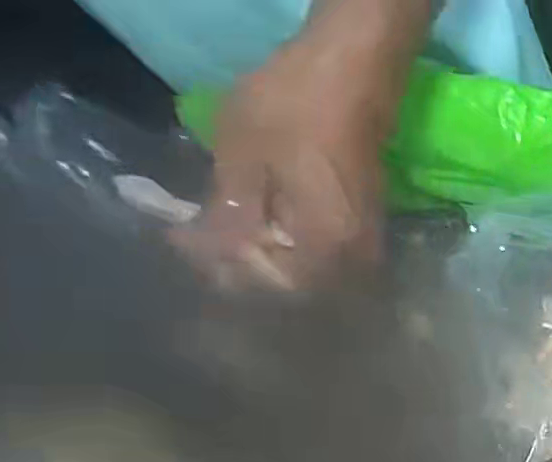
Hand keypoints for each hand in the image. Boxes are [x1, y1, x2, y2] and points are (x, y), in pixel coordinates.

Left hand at [170, 33, 394, 291]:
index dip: (228, 271)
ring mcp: (366, 247)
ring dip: (272, 264)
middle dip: (250, 271)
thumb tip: (211, 254)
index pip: (276, 285)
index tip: (184, 243)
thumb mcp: (242, 157)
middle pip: (300, 287)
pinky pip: (330, 260)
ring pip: (316, 276)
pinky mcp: (366, 232)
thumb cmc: (291, 113)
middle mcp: (354, 258)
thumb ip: (231, 215)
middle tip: (201, 242)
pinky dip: (294, 252)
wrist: (349, 85)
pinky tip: (265, 231)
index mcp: (324, 245)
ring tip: (228, 239)